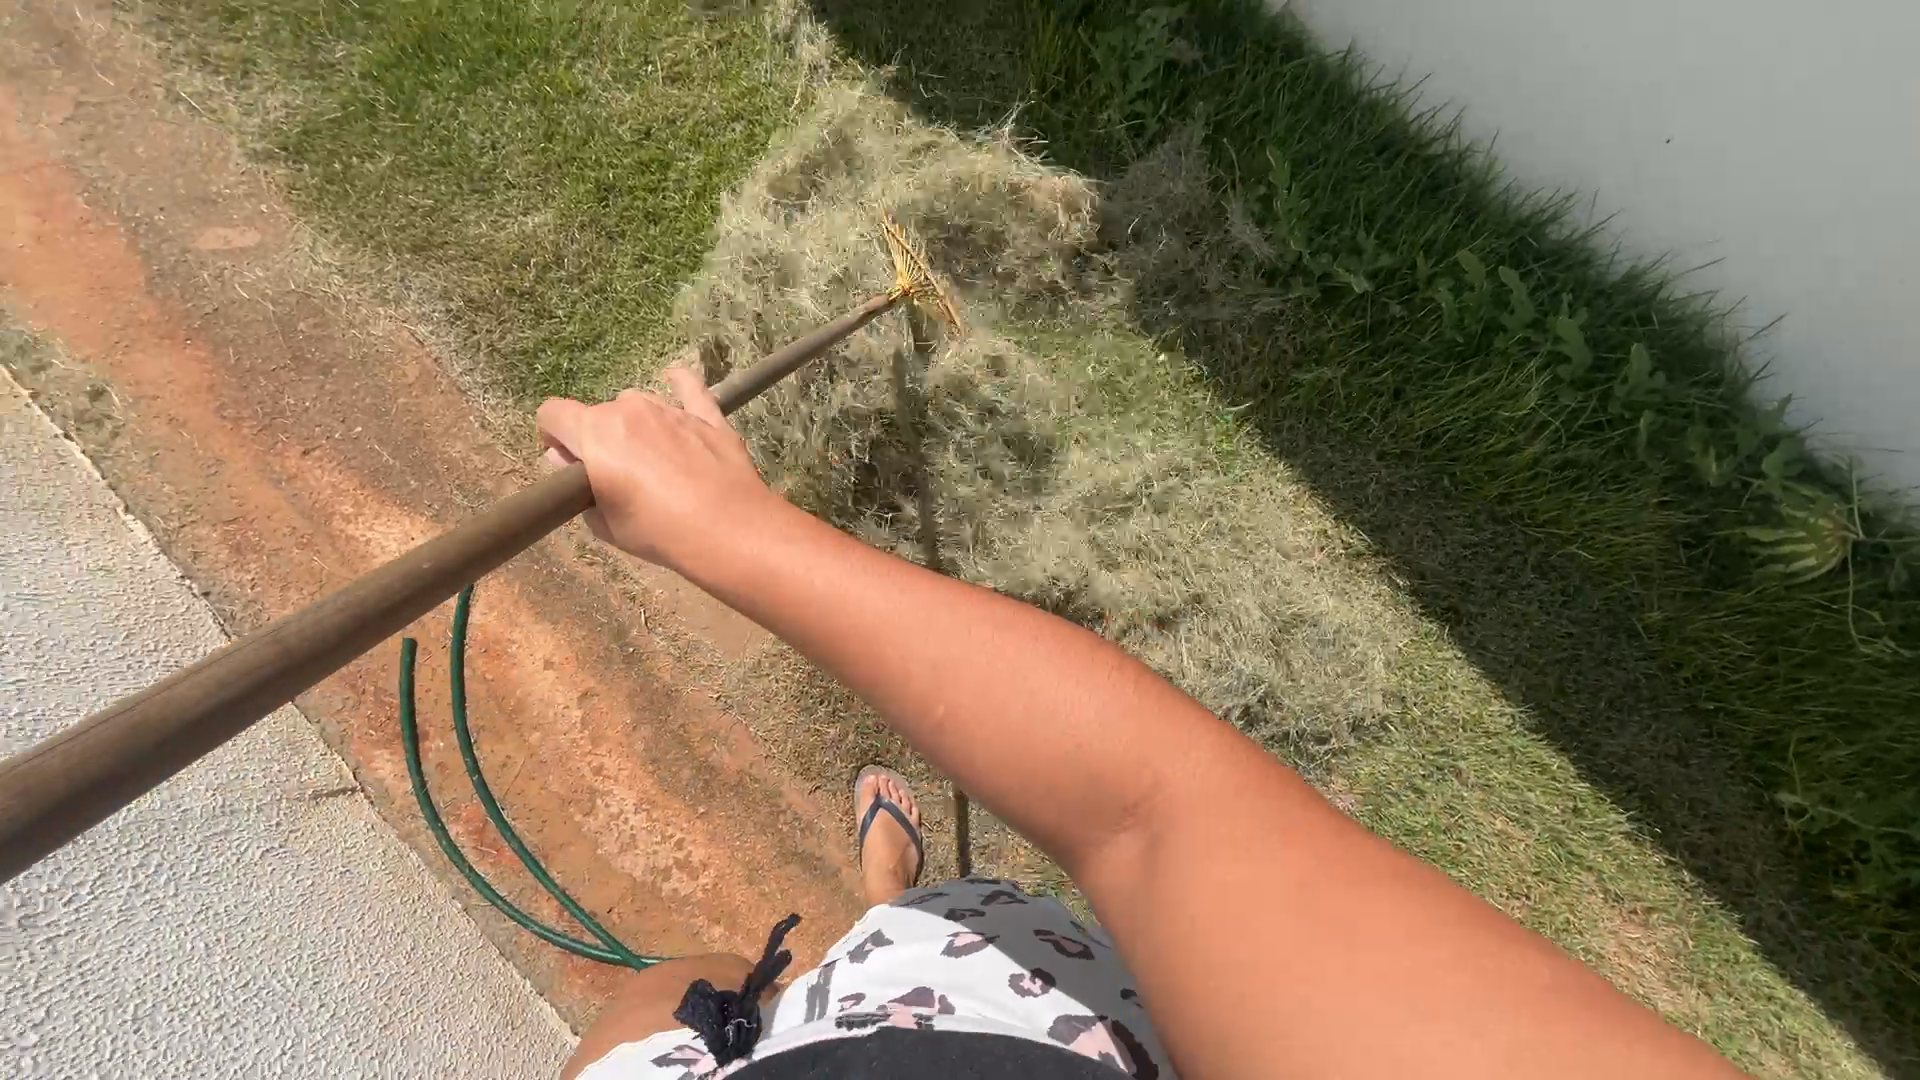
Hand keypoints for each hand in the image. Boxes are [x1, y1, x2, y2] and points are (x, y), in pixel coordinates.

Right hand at [536, 366, 776, 567]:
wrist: (728, 528)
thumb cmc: (660, 531)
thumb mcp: (605, 523)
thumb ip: (579, 486)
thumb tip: (564, 459)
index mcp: (596, 432)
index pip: (553, 413)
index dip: (555, 436)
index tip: (570, 461)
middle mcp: (632, 411)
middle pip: (601, 413)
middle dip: (601, 438)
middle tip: (619, 474)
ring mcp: (673, 411)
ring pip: (641, 405)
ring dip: (638, 425)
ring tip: (654, 459)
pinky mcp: (710, 419)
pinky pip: (691, 390)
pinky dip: (681, 384)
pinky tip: (675, 378)